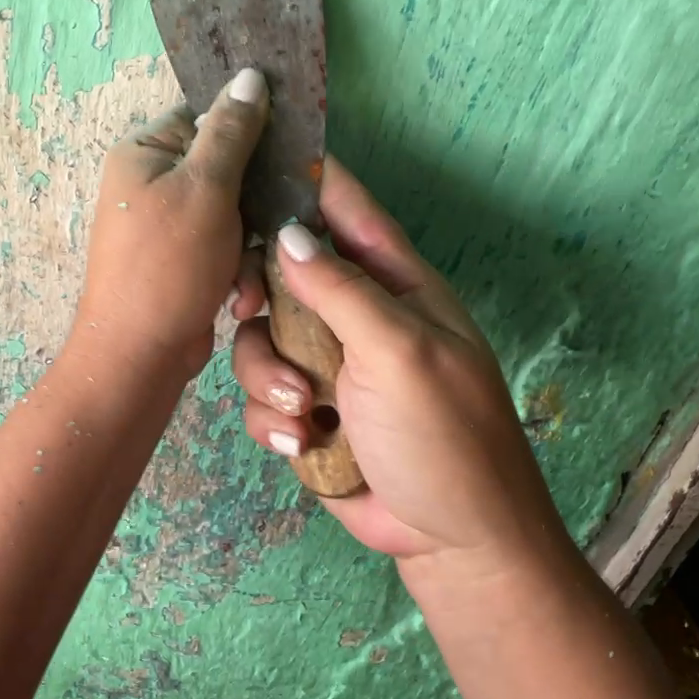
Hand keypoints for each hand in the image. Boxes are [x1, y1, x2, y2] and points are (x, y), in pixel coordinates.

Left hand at [71, 68, 269, 381]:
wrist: (139, 354)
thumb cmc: (166, 264)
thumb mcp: (205, 188)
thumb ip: (231, 131)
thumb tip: (249, 75)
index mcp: (144, 152)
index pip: (205, 117)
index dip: (248, 132)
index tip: (287, 154)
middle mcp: (150, 182)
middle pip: (227, 169)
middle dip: (253, 209)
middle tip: (266, 231)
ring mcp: (166, 224)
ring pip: (235, 214)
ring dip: (248, 249)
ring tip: (242, 280)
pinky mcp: (183, 260)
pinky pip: (226, 248)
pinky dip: (236, 273)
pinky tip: (237, 299)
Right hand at [231, 158, 565, 569]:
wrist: (450, 541)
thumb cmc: (444, 436)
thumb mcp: (398, 353)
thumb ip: (341, 291)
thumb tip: (287, 233)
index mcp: (394, 283)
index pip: (345, 208)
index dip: (304, 177)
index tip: (250, 158)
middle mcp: (354, 313)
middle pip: (280, 271)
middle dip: (259, 294)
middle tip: (248, 311)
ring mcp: (325, 361)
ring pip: (258, 336)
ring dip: (265, 374)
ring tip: (301, 410)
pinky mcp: (304, 406)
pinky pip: (259, 391)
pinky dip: (273, 417)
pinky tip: (304, 442)